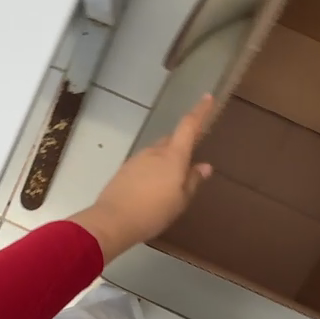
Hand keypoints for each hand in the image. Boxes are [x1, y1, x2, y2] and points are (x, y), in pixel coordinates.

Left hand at [70, 95, 214, 261]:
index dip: (200, 111)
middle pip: (171, 141)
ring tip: (168, 185)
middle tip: (187, 166)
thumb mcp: (180, 200)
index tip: (207, 97)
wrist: (112, 221)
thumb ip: (192, 180)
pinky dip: (151, 171)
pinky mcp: (123, 170)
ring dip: (164, 162)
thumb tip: (204, 166)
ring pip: (156, 154)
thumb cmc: (153, 212)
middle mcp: (154, 152)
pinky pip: (144, 165)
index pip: (189, 126)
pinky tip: (150, 190)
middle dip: (180, 147)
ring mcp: (136, 159)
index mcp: (172, 156)